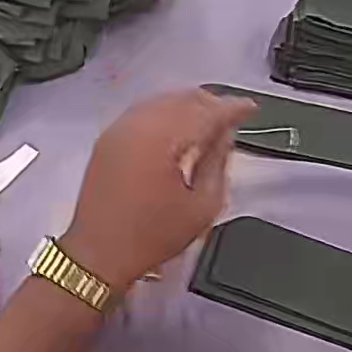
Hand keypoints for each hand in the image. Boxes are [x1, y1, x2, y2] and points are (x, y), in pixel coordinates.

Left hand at [60, 88, 256, 288]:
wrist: (99, 253)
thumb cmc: (153, 236)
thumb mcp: (201, 207)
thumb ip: (217, 163)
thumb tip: (225, 136)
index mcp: (162, 140)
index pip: (206, 112)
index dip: (233, 108)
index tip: (251, 109)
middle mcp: (138, 125)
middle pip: (183, 99)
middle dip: (212, 103)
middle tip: (232, 119)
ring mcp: (119, 129)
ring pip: (162, 101)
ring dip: (189, 106)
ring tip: (209, 123)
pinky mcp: (108, 139)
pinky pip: (144, 112)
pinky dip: (167, 113)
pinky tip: (178, 130)